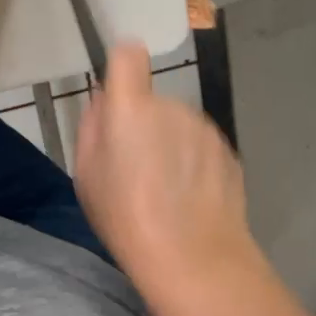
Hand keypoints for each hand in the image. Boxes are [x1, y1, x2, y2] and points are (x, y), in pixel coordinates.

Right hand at [75, 45, 260, 283]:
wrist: (193, 257)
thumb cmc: (124, 216)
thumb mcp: (86, 175)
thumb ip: (93, 128)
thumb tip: (105, 104)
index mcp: (130, 109)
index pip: (128, 57)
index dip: (121, 65)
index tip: (117, 88)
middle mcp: (171, 107)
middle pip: (151, 101)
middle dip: (141, 124)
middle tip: (131, 168)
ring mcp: (205, 129)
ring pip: (177, 125)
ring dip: (168, 144)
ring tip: (162, 189)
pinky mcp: (229, 151)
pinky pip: (199, 147)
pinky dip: (191, 163)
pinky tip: (187, 198)